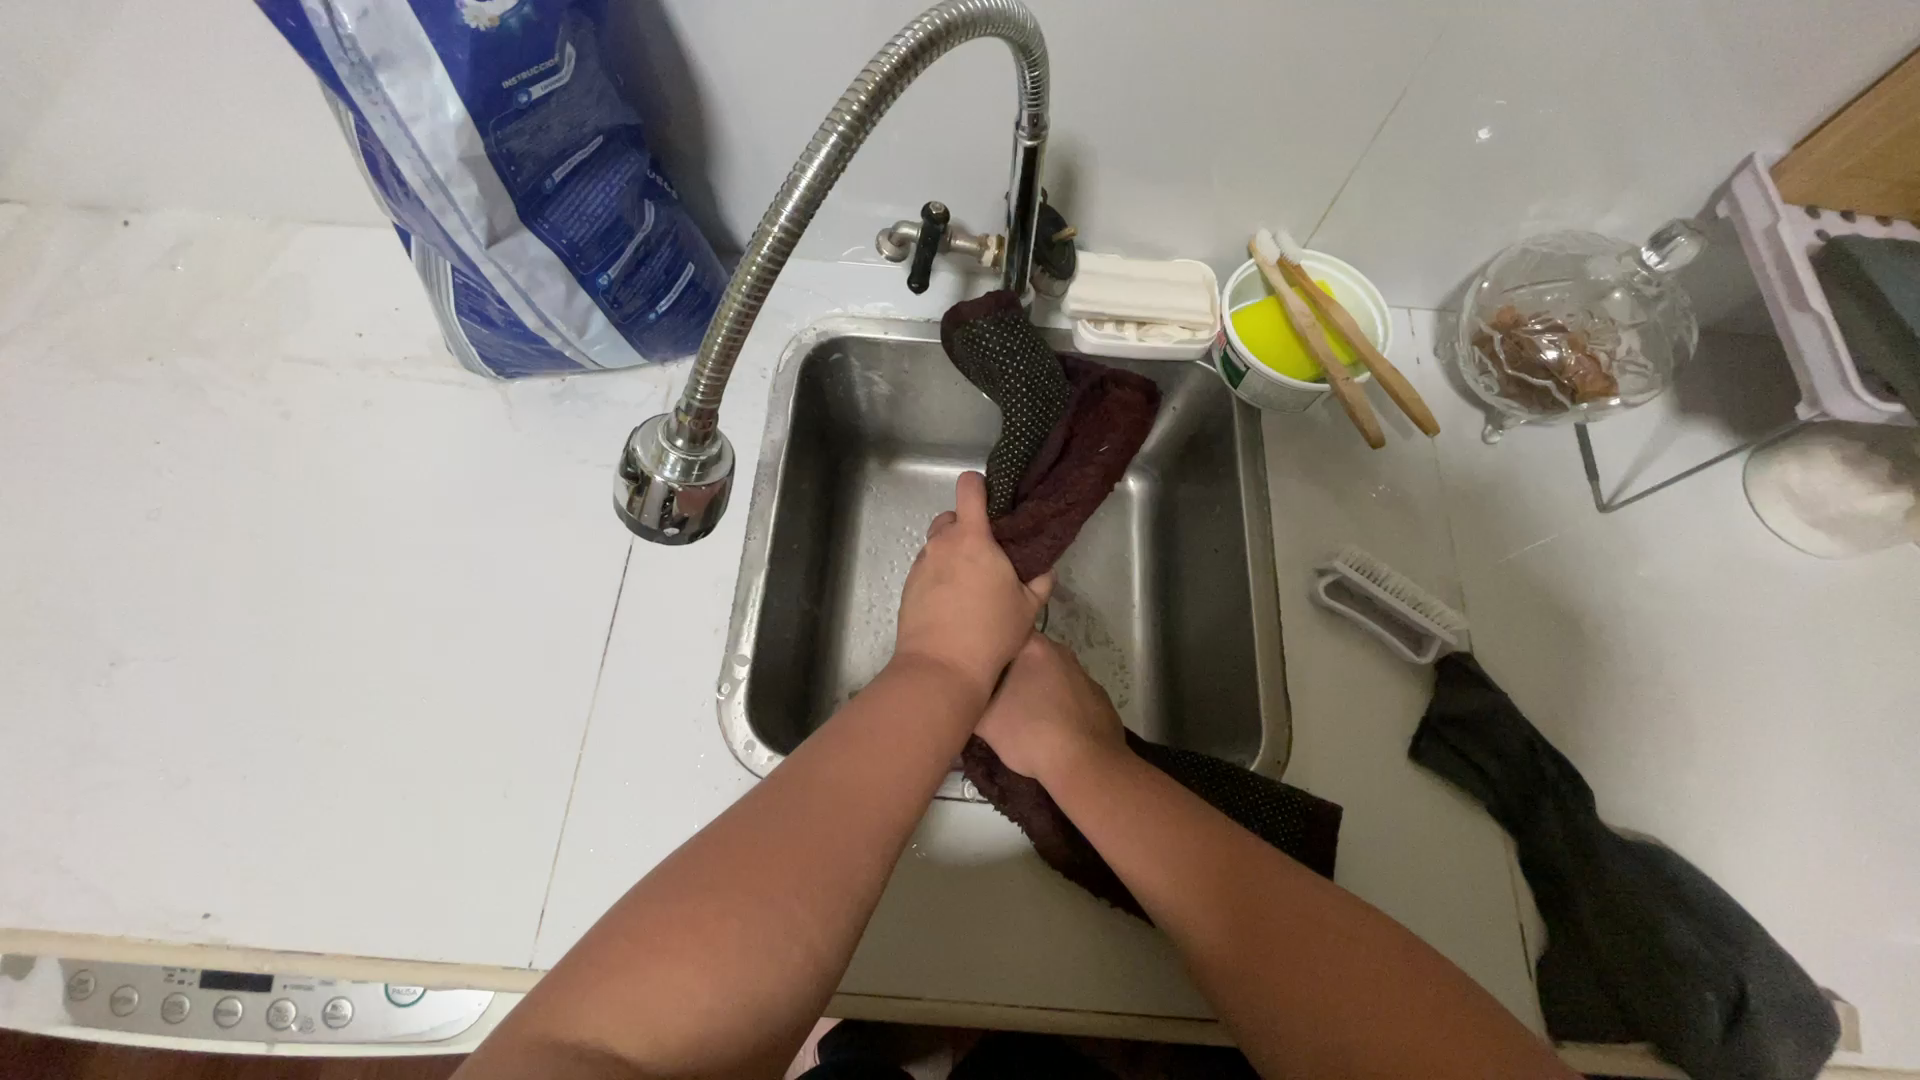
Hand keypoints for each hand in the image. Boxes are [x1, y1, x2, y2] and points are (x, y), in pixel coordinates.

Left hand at [894, 472, 1053, 695]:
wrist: (941, 667)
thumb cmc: (990, 632)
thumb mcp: (1027, 608)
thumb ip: (1039, 582)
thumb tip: (1045, 570)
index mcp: (972, 537)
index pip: (969, 487)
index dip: (980, 485)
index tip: (992, 500)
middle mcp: (941, 543)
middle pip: (951, 516)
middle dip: (967, 527)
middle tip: (986, 554)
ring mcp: (921, 564)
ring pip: (937, 544)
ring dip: (952, 553)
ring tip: (970, 583)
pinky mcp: (908, 586)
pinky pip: (927, 568)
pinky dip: (939, 575)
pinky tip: (953, 602)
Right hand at [975, 634, 1126, 786]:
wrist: (1086, 765)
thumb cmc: (1030, 733)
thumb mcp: (984, 721)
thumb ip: (971, 702)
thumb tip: (964, 699)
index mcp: (1034, 647)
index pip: (1005, 637)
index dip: (990, 653)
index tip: (979, 670)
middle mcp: (1062, 652)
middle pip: (1029, 657)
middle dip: (1014, 673)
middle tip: (997, 696)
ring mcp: (1085, 675)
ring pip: (1052, 677)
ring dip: (1038, 691)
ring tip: (1026, 718)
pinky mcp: (1100, 698)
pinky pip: (1072, 697)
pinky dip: (1061, 708)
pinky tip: (1054, 730)